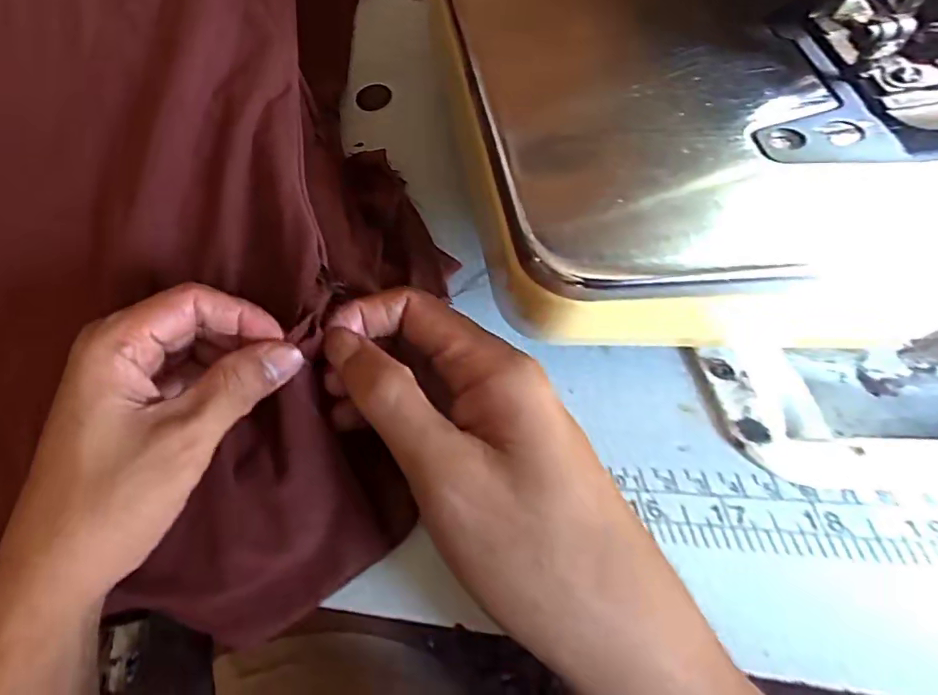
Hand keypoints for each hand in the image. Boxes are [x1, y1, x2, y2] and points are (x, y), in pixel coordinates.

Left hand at [0, 284, 304, 693]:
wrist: (51, 576)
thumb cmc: (114, 502)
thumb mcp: (184, 438)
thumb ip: (237, 386)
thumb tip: (290, 351)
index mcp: (114, 341)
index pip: (190, 301)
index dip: (241, 314)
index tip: (283, 342)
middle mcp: (110, 345)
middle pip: (185, 317)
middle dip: (235, 333)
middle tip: (279, 361)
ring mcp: (111, 373)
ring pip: (180, 343)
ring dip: (223, 355)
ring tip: (264, 376)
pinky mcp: (118, 400)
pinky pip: (170, 371)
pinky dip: (205, 377)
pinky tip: (234, 392)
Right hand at [323, 289, 755, 694]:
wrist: (618, 631)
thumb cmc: (527, 546)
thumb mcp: (444, 468)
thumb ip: (389, 396)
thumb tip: (340, 336)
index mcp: (494, 365)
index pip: (416, 306)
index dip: (364, 317)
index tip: (320, 350)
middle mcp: (500, 377)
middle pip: (420, 339)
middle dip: (366, 353)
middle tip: (320, 390)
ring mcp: (503, 414)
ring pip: (427, 378)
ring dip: (378, 386)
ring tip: (336, 416)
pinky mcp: (501, 448)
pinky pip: (442, 413)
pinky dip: (401, 417)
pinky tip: (371, 437)